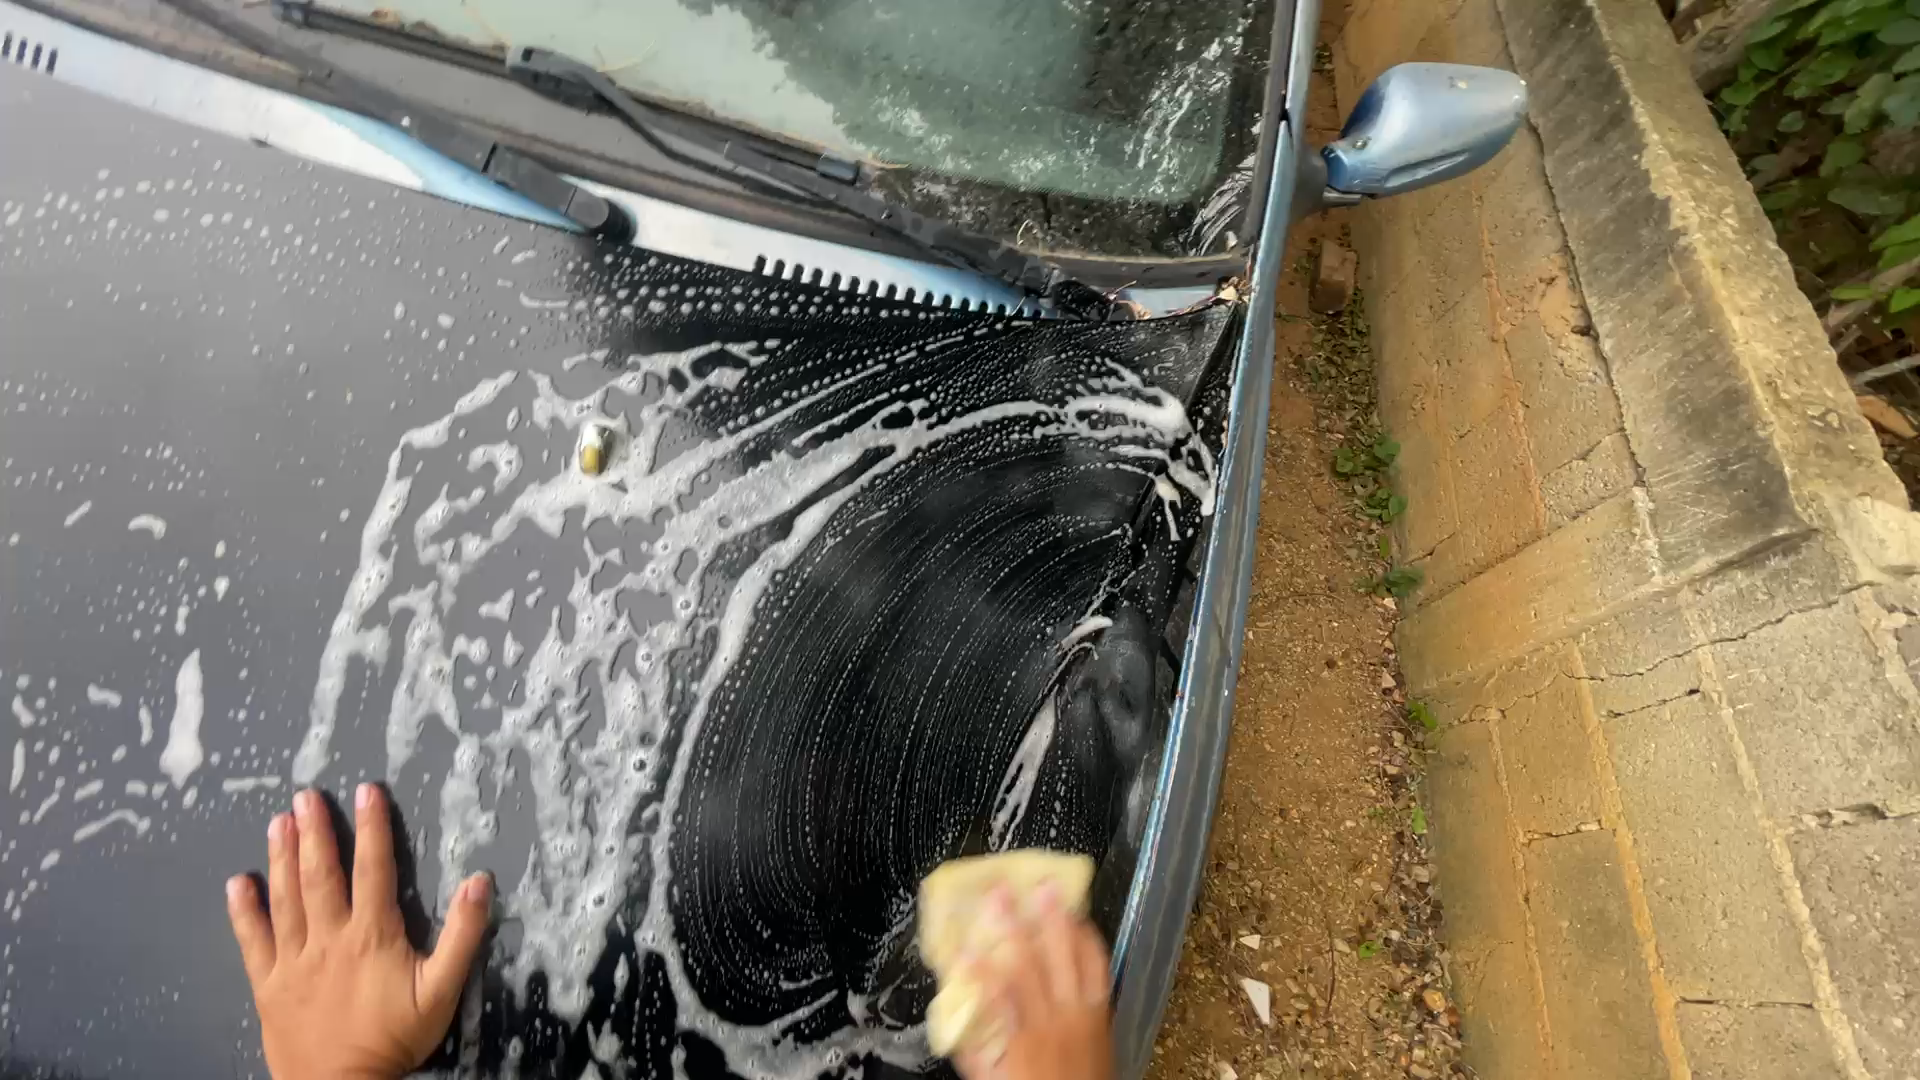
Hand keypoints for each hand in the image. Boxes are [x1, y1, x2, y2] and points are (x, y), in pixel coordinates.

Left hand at [225, 785, 492, 1079]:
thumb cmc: (397, 1036)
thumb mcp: (444, 987)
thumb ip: (465, 932)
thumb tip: (480, 879)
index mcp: (372, 934)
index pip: (373, 868)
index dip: (372, 827)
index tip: (367, 792)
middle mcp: (329, 939)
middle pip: (320, 875)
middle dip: (316, 832)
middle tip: (306, 796)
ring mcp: (294, 961)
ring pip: (286, 899)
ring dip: (282, 858)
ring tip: (279, 822)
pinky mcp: (269, 985)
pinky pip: (252, 942)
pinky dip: (244, 911)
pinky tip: (239, 884)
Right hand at [952, 887, 1114, 1079]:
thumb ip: (974, 1047)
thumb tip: (954, 1008)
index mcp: (1025, 1039)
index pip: (999, 994)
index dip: (981, 969)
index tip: (962, 947)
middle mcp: (1055, 1020)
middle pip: (1033, 963)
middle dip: (1014, 925)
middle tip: (1001, 890)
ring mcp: (1083, 1012)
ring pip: (1070, 958)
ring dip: (1057, 921)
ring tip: (1048, 888)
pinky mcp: (1102, 1010)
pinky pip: (1100, 969)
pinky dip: (1090, 941)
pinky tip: (1080, 918)